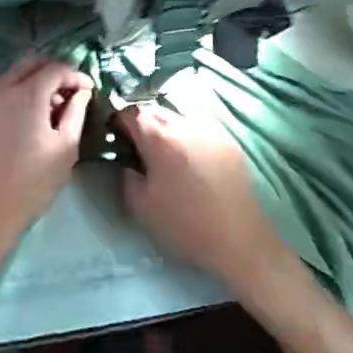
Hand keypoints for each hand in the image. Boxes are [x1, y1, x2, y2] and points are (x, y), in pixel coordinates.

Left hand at [0, 56, 93, 235]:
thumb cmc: (34, 180)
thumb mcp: (66, 146)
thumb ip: (76, 112)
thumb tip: (82, 93)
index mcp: (27, 94)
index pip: (56, 69)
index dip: (77, 76)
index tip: (91, 91)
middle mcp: (4, 90)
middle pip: (33, 62)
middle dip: (56, 71)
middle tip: (73, 92)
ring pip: (17, 73)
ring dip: (38, 80)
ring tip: (57, 106)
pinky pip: (5, 89)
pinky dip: (23, 90)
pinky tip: (36, 114)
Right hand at [116, 105, 291, 294]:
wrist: (238, 240)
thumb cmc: (184, 225)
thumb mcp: (141, 206)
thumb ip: (127, 176)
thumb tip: (127, 161)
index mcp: (161, 138)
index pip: (132, 112)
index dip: (118, 120)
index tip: (113, 135)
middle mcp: (187, 126)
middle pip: (157, 112)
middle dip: (143, 125)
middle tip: (137, 147)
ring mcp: (212, 132)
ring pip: (181, 120)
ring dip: (168, 131)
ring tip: (165, 157)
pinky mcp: (230, 144)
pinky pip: (201, 132)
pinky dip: (189, 140)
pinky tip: (190, 163)